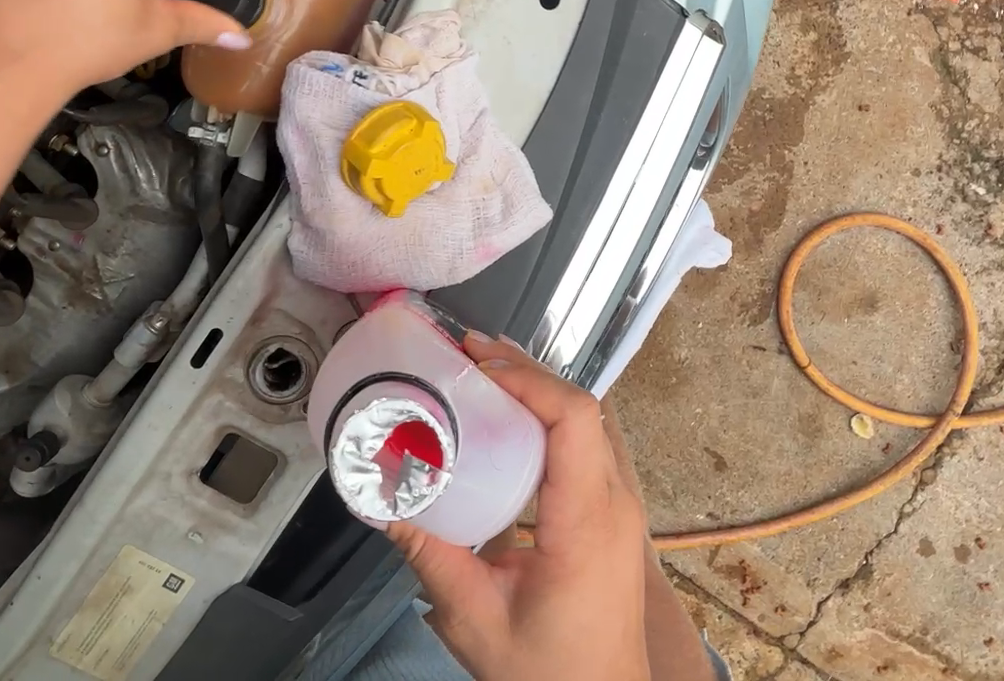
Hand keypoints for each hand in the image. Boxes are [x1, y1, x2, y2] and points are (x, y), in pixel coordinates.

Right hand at [387, 332, 651, 680]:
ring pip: (586, 420)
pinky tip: (511, 415)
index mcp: (587, 521)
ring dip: (538, 388)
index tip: (480, 367)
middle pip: (581, 408)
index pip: (575, 419)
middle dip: (525, 371)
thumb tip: (384, 504)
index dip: (530, 380)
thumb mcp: (476, 620)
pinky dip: (547, 416)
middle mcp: (613, 501)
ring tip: (484, 371)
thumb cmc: (549, 673)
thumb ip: (431, 557)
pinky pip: (585, 442)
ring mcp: (619, 504)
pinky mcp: (610, 511)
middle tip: (469, 354)